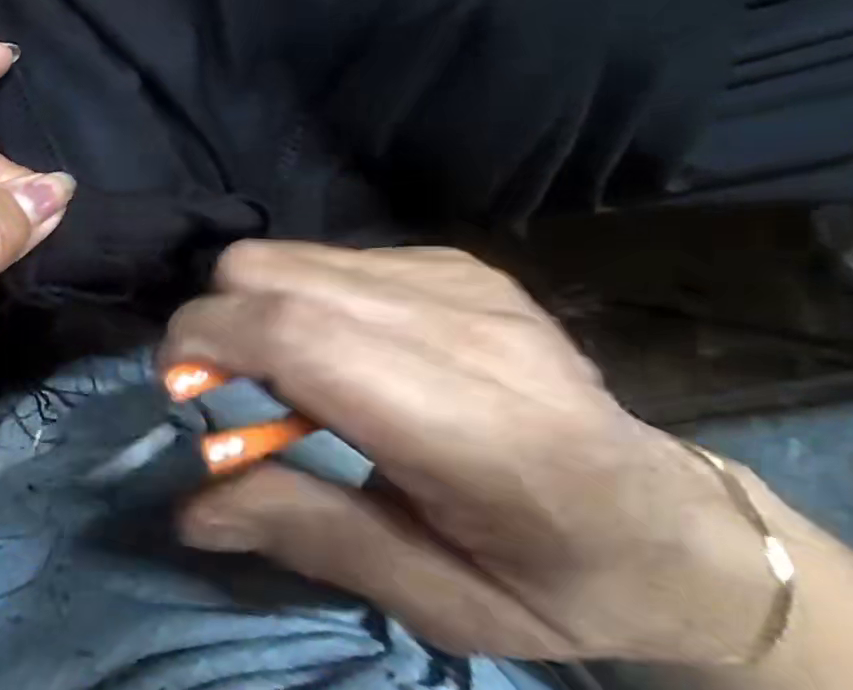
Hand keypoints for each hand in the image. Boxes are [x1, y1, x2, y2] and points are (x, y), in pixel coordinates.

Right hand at [161, 242, 778, 663]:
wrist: (678, 524)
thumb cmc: (558, 582)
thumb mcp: (436, 599)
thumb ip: (306, 534)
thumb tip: (189, 508)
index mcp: (469, 425)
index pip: (296, 335)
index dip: (207, 340)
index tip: (173, 388)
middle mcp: (462, 325)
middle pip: (273, 271)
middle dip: (214, 321)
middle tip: (221, 389)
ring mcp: (460, 279)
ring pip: (290, 253)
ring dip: (252, 307)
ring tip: (280, 373)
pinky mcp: (456, 260)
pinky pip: (329, 257)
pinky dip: (298, 295)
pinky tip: (338, 350)